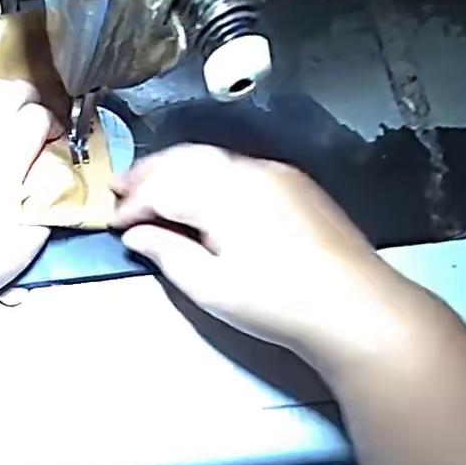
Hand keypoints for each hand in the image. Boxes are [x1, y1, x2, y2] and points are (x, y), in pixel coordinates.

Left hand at [0, 81, 60, 310]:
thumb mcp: (26, 242)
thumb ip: (46, 204)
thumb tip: (53, 182)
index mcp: (7, 157)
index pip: (37, 118)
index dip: (54, 123)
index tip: (58, 139)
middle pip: (4, 97)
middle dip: (27, 99)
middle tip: (36, 116)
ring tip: (1, 111)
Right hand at [112, 144, 435, 366]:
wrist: (352, 306)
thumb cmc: (274, 302)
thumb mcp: (209, 286)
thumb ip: (167, 253)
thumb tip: (136, 234)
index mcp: (224, 193)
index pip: (164, 188)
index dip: (134, 205)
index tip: (113, 224)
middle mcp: (249, 170)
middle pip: (187, 159)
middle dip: (149, 172)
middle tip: (119, 187)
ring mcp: (275, 173)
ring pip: (213, 158)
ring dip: (176, 169)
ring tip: (150, 185)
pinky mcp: (293, 184)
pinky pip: (236, 167)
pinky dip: (206, 174)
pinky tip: (197, 192)